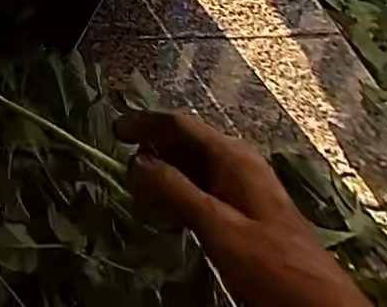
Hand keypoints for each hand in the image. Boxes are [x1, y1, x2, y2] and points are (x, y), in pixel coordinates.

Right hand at [119, 112, 369, 306]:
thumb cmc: (271, 264)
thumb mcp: (218, 227)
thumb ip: (176, 190)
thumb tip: (137, 161)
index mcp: (233, 156)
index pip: (179, 124)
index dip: (145, 122)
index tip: (115, 130)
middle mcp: (237, 164)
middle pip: (185, 143)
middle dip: (152, 147)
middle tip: (121, 160)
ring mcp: (242, 189)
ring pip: (191, 168)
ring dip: (163, 172)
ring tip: (136, 186)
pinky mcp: (243, 214)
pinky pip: (201, 190)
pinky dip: (177, 193)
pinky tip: (165, 210)